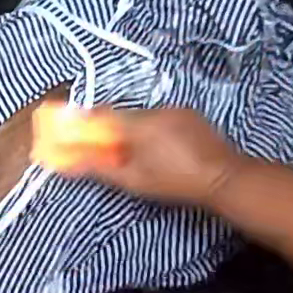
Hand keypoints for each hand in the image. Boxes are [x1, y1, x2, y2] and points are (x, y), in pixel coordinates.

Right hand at [32, 102, 243, 205]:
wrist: (226, 179)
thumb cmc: (174, 182)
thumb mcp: (131, 180)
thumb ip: (96, 168)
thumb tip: (65, 164)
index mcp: (137, 124)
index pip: (99, 114)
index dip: (81, 120)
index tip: (67, 125)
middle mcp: (154, 110)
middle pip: (119, 114)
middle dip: (106, 127)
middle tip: (100, 145)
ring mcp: (175, 110)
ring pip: (140, 115)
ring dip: (129, 128)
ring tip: (131, 150)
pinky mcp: (189, 114)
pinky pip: (158, 116)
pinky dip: (149, 127)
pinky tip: (155, 146)